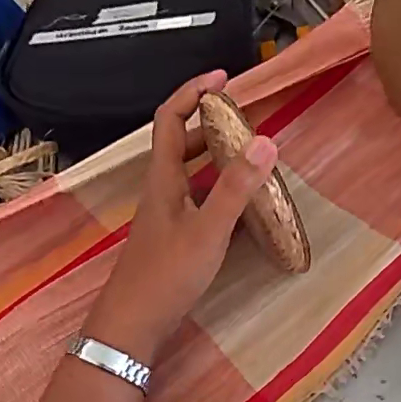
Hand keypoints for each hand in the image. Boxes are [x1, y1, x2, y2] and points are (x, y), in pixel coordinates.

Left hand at [84, 71, 276, 362]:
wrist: (134, 323)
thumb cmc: (167, 274)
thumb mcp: (208, 229)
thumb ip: (236, 187)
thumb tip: (266, 139)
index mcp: (164, 178)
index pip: (171, 119)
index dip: (192, 93)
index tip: (222, 78)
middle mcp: (163, 189)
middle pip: (183, 142)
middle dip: (211, 122)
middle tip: (245, 117)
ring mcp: (168, 213)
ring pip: (192, 171)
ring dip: (218, 155)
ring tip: (251, 154)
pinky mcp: (176, 235)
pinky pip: (200, 198)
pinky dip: (221, 189)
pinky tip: (243, 202)